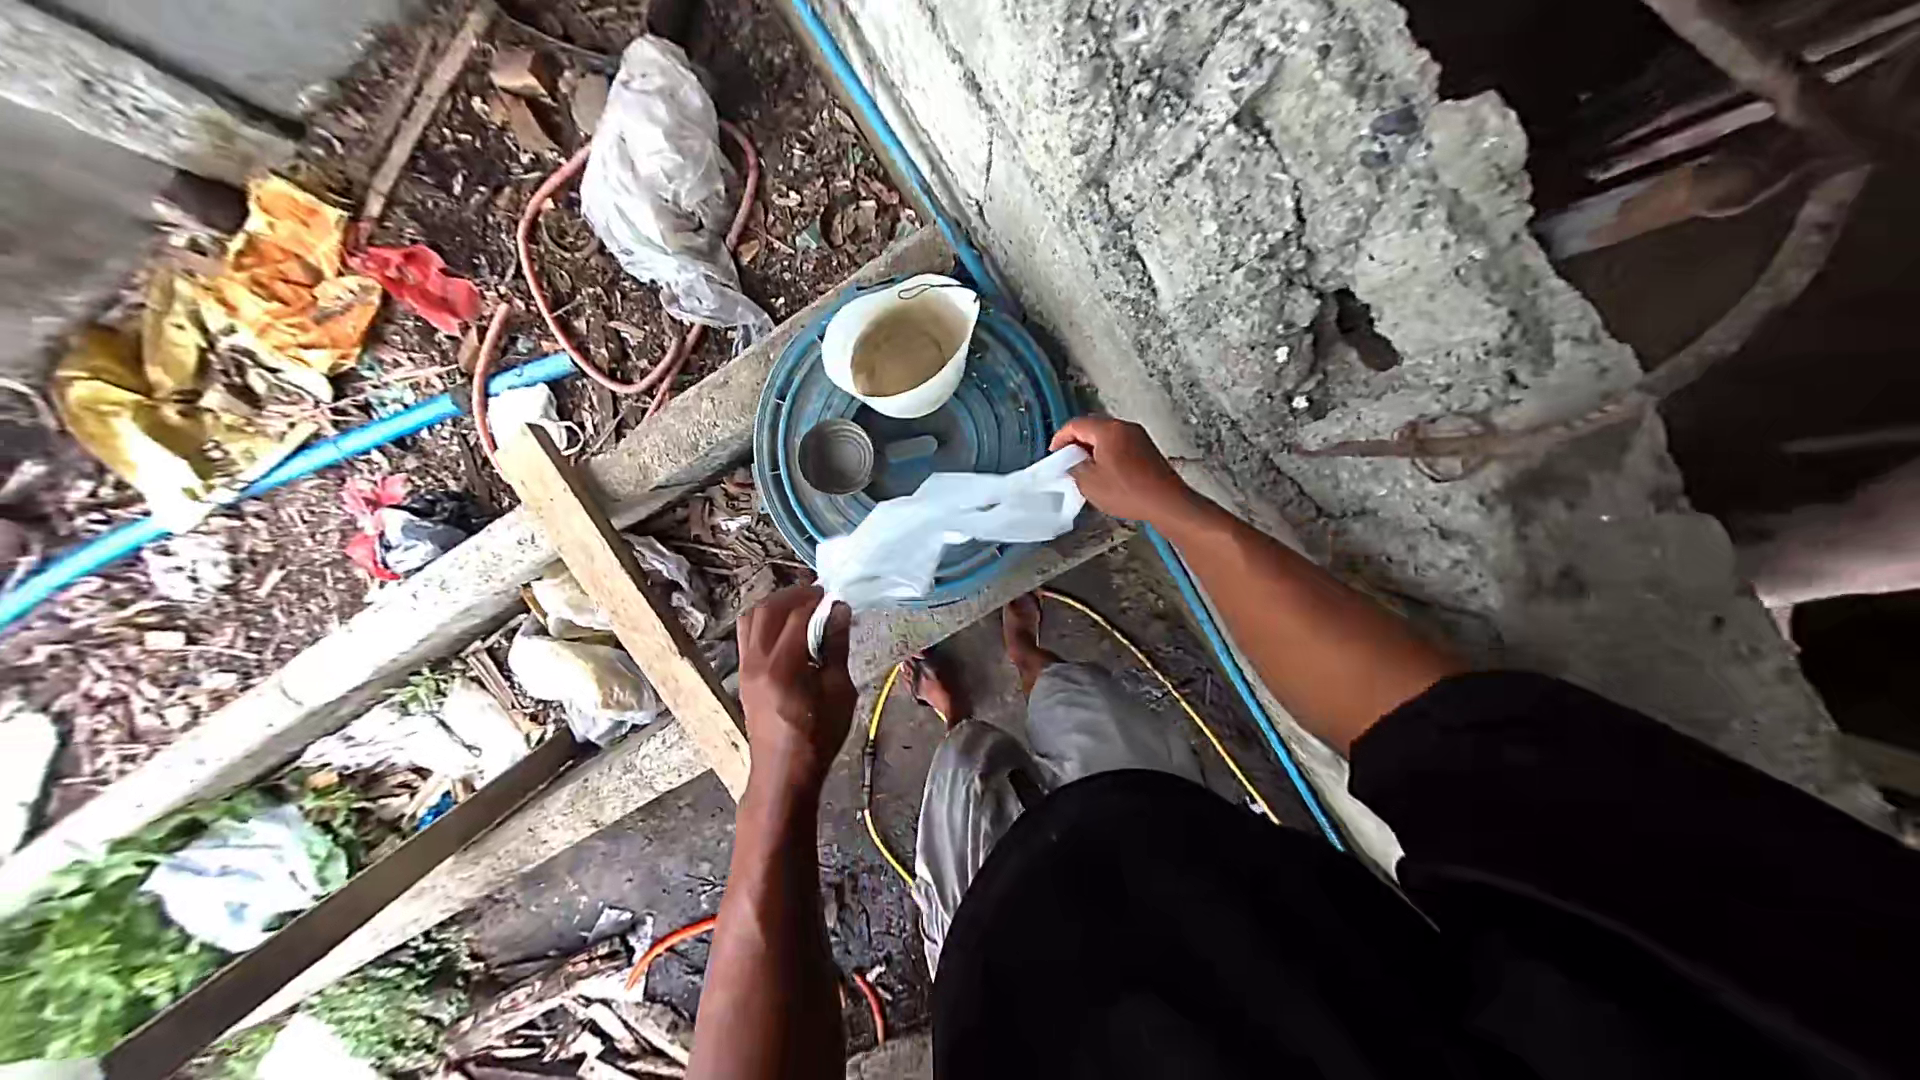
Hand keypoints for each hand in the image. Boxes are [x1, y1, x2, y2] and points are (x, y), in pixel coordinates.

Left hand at [737, 585, 855, 792]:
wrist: (783, 773)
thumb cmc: (818, 737)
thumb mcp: (839, 692)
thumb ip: (837, 647)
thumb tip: (839, 611)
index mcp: (783, 667)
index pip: (797, 616)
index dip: (819, 601)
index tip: (838, 597)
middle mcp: (757, 661)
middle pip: (768, 609)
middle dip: (795, 595)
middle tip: (820, 594)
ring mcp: (745, 667)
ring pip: (752, 618)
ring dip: (776, 604)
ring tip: (802, 605)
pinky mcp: (743, 674)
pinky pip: (748, 633)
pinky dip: (766, 620)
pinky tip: (788, 627)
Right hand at [1050, 416, 1196, 524]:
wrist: (1165, 502)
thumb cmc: (1128, 491)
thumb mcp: (1089, 482)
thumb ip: (1074, 467)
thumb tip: (1072, 463)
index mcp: (1107, 430)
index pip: (1076, 425)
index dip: (1060, 438)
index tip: (1054, 453)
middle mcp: (1124, 427)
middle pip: (1092, 427)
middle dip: (1076, 443)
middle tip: (1066, 460)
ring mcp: (1138, 437)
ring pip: (1107, 436)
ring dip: (1092, 449)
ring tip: (1084, 469)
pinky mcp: (1147, 449)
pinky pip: (1120, 445)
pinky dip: (1107, 454)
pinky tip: (1104, 473)